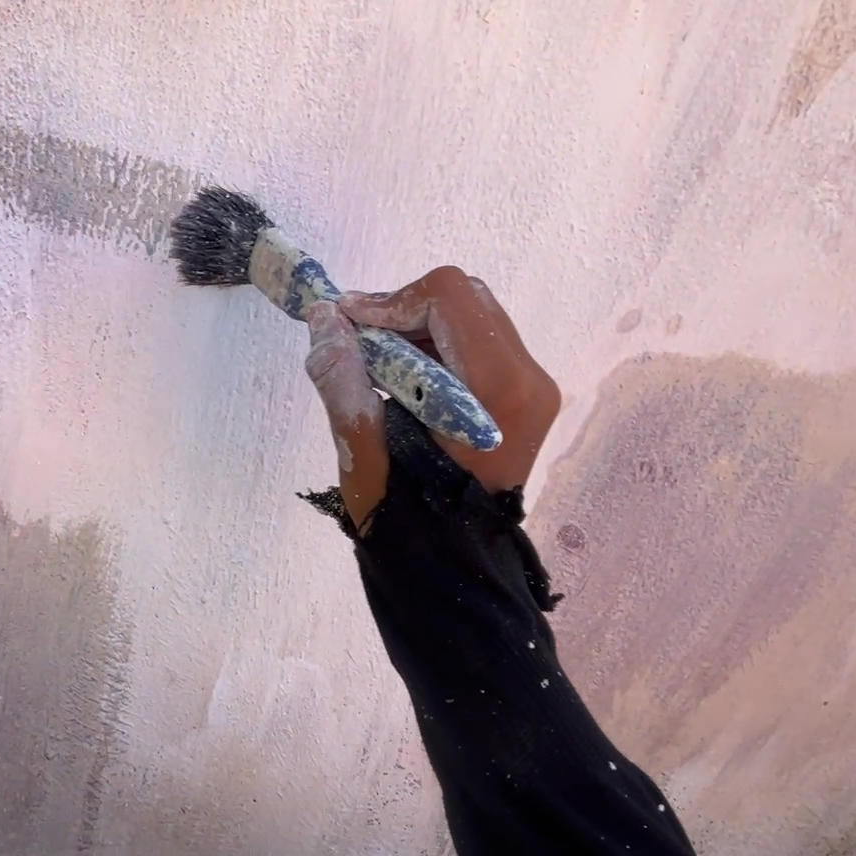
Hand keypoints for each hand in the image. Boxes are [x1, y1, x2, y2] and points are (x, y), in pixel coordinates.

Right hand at [305, 267, 559, 530]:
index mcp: (497, 390)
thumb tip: (323, 318)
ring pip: (467, 314)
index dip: (390, 301)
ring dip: (412, 326)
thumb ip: (341, 382)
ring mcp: (532, 385)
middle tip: (357, 342)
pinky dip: (429, 342)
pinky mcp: (522, 393)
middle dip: (400, 310)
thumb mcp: (362, 453)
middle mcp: (529, 378)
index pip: (449, 296)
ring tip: (374, 364)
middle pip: (462, 299)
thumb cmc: (406, 512)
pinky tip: (400, 376)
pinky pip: (473, 339)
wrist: (451, 559)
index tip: (348, 326)